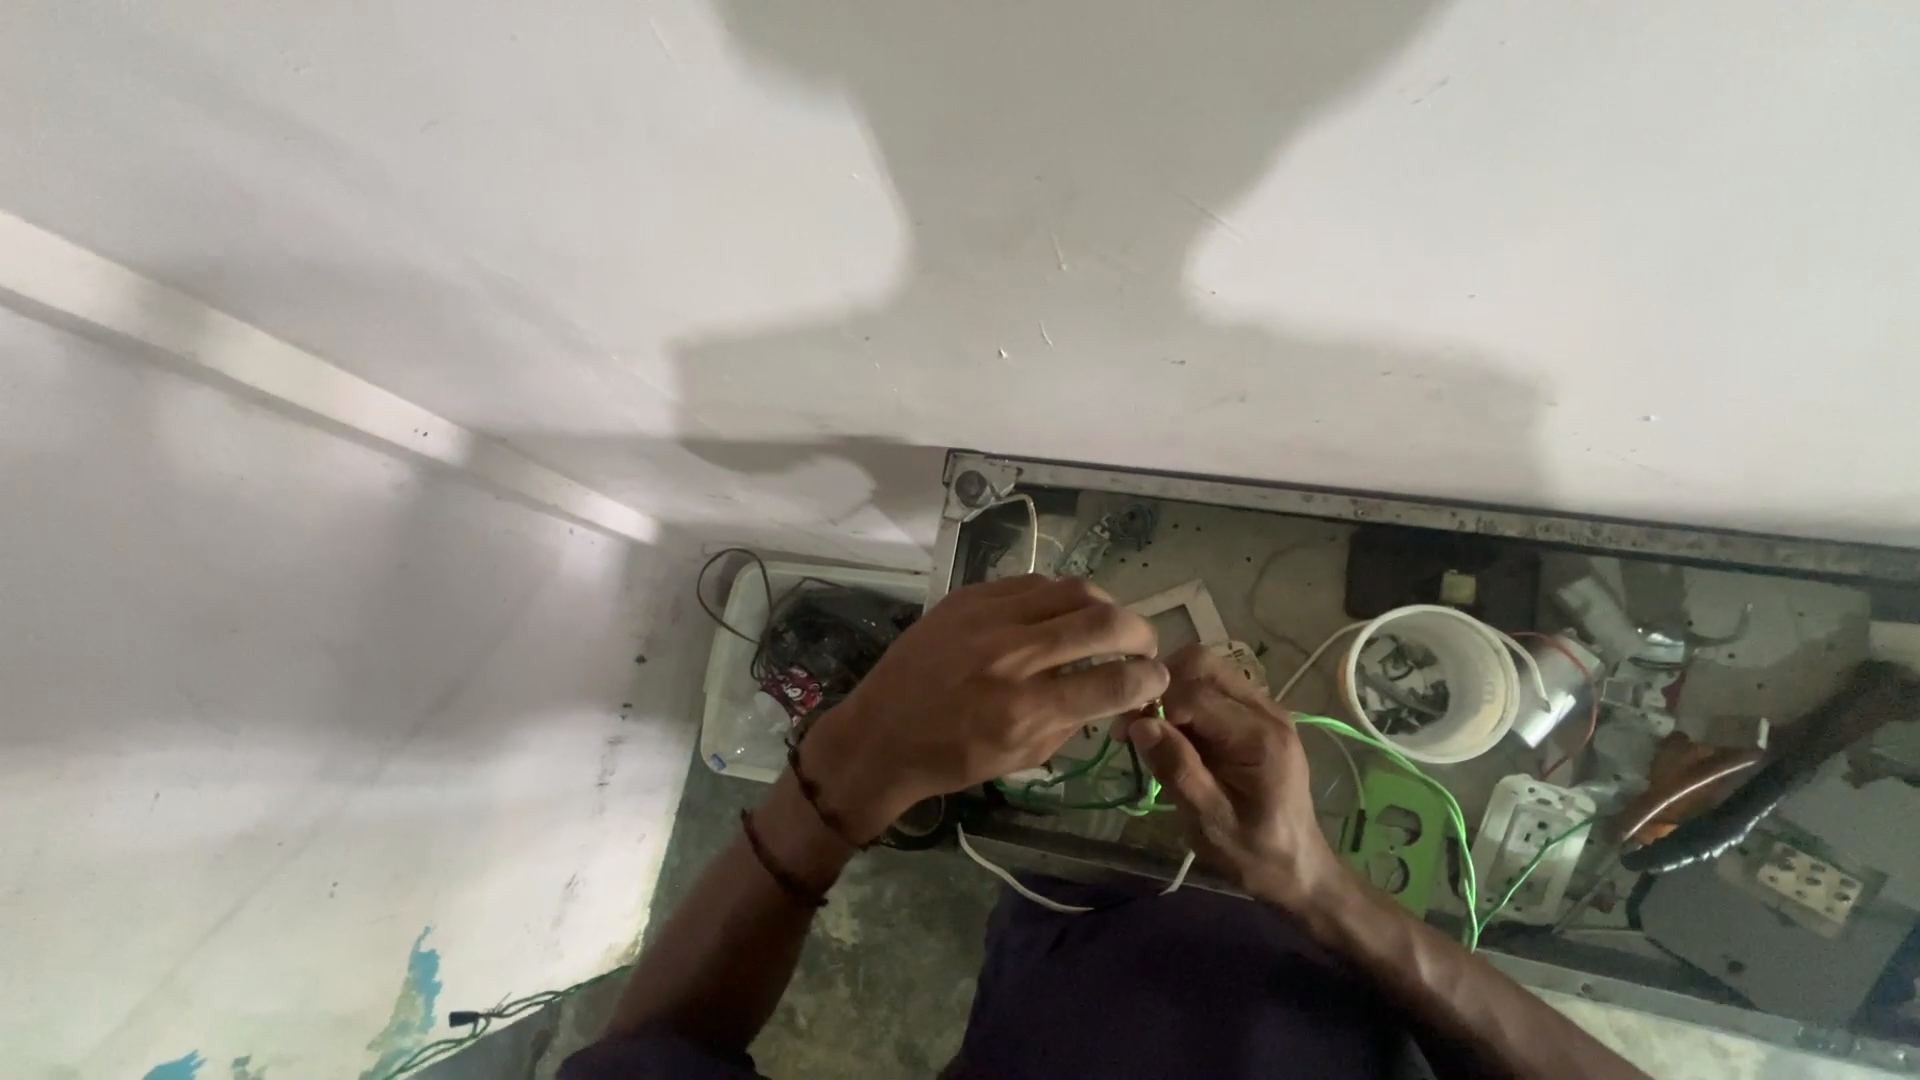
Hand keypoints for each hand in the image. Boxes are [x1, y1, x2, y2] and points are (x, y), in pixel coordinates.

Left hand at [804, 576, 1168, 840]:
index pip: (1114, 681)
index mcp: (1026, 708)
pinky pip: (1030, 582)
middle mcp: (1012, 655)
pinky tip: (1059, 612)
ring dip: (1102, 606)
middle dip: (1140, 632)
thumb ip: (1072, 721)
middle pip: (1102, 622)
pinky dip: (1057, 596)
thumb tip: (1110, 690)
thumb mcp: (1021, 757)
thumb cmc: (951, 759)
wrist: (879, 733)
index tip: (1158, 678)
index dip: (1150, 679)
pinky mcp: (966, 596)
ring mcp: (986, 617)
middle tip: (1143, 645)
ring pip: (1070, 589)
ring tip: (1106, 622)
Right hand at [1122, 644, 1345, 909]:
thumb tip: (1140, 724)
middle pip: (1202, 663)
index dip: (1153, 705)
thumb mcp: (1210, 823)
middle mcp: (1267, 711)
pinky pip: (1213, 685)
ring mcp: (1264, 708)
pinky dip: (1185, 697)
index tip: (1125, 733)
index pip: (1194, 693)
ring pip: (1206, 667)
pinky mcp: (1256, 714)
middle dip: (1161, 685)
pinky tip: (1174, 732)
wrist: (1299, 869)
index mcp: (1260, 737)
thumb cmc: (1254, 853)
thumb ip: (1178, 770)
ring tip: (1152, 727)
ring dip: (1171, 689)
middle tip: (1138, 723)